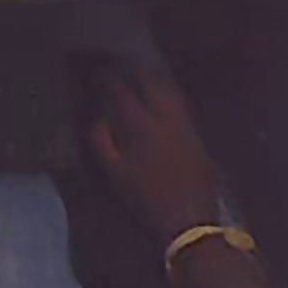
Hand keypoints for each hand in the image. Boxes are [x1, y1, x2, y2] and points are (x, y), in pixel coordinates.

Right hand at [88, 65, 223, 238]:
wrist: (190, 225)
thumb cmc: (146, 199)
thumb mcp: (114, 173)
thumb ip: (100, 139)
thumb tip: (94, 115)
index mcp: (140, 125)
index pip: (119, 88)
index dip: (104, 75)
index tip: (92, 69)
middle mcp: (163, 116)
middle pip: (146, 79)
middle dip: (128, 67)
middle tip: (113, 62)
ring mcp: (183, 122)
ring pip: (166, 86)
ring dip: (148, 74)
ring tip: (134, 69)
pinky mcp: (195, 132)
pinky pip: (178, 99)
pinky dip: (164, 87)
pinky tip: (156, 89)